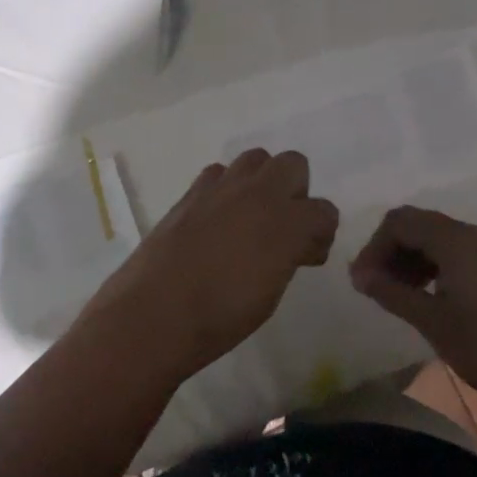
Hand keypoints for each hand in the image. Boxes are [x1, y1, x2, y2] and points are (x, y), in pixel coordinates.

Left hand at [78, 149, 339, 381]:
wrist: (153, 314)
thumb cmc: (220, 318)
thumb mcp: (270, 295)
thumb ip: (289, 258)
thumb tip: (294, 246)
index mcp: (287, 223)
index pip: (324, 211)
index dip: (321, 233)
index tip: (308, 256)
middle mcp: (258, 194)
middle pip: (293, 164)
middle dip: (295, 191)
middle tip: (283, 228)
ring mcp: (221, 187)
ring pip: (256, 159)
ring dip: (261, 182)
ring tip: (250, 218)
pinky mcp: (191, 192)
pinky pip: (220, 173)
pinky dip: (226, 189)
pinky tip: (217, 220)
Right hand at [350, 206, 476, 407]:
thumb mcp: (431, 321)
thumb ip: (391, 292)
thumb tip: (359, 274)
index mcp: (455, 240)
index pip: (400, 222)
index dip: (374, 247)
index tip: (362, 281)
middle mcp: (472, 234)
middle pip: (417, 224)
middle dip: (389, 250)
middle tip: (373, 287)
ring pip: (435, 236)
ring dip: (409, 258)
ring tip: (395, 294)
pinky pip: (453, 250)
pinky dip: (430, 264)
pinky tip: (423, 295)